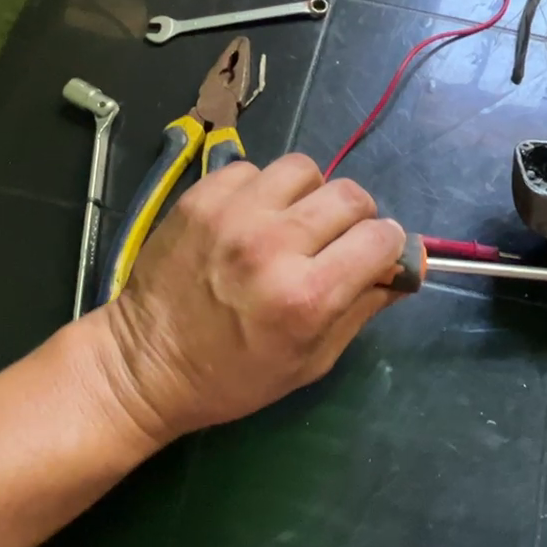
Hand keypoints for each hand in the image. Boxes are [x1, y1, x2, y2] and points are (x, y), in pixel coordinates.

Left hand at [97, 154, 403, 441]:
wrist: (143, 364)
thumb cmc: (233, 377)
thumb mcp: (311, 362)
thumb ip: (362, 309)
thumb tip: (402, 271)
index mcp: (306, 296)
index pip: (380, 238)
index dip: (388, 246)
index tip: (377, 255)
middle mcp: (273, 245)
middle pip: (350, 195)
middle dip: (358, 216)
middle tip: (339, 238)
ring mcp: (234, 214)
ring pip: (305, 169)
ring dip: (310, 194)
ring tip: (293, 221)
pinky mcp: (202, 196)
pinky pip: (255, 169)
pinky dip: (263, 190)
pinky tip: (250, 218)